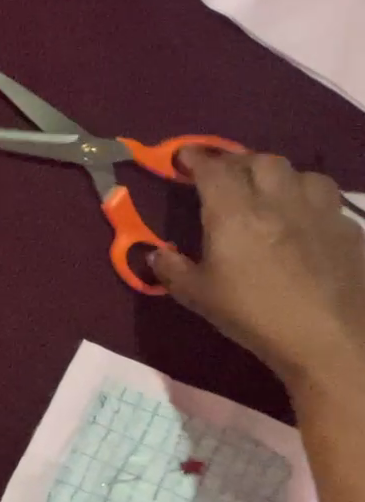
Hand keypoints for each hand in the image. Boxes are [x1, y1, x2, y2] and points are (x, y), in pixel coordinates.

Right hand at [154, 149, 364, 397]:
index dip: (196, 157)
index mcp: (236, 216)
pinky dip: (310, 203)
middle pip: (265, 162)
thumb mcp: (195, 293)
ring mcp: (324, 219)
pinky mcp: (353, 237)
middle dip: (240, 162)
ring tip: (269, 192)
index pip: (215, 169)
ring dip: (283, 177)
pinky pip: (331, 204)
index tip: (182, 158)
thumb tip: (157, 254)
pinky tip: (301, 223)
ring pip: (307, 175)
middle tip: (223, 175)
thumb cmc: (254, 314)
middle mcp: (281, 206)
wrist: (335, 344)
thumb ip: (170, 267)